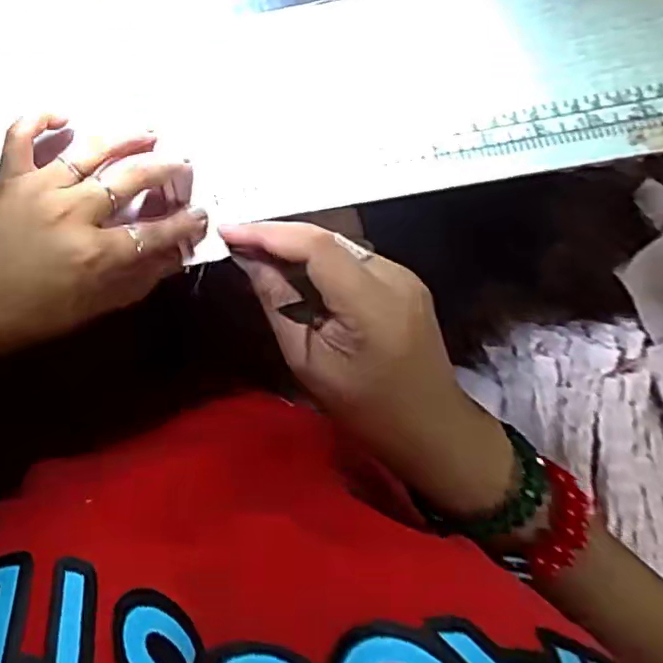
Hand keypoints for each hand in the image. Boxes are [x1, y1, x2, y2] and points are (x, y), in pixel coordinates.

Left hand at [0, 115, 208, 372]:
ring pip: (90, 150)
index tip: (201, 213)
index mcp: (93, 254)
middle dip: (165, 169)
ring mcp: (38, 187)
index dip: (185, 223)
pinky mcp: (8, 177)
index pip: (154, 232)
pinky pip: (22, 135)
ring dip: (124, 138)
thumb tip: (170, 259)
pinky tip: (64, 115)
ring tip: (147, 132)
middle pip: (131, 179)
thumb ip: (131, 283)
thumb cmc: (23, 318)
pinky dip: (40, 118)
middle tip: (182, 164)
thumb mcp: (85, 311)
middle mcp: (71, 212)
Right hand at [221, 221, 516, 516]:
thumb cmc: (366, 409)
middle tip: (236, 242)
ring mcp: (403, 275)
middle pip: (325, 239)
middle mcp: (393, 276)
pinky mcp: (403, 280)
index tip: (229, 232)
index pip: (316, 246)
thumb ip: (278, 304)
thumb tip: (250, 260)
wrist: (433, 430)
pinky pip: (350, 258)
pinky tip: (295, 271)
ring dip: (295, 246)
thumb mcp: (308, 363)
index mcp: (372, 303)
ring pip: (336, 245)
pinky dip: (317, 259)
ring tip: (257, 254)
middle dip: (277, 236)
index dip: (268, 233)